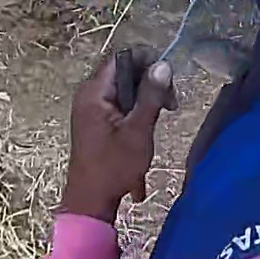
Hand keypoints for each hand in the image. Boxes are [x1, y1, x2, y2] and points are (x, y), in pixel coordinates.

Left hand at [63, 49, 175, 222]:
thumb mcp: (138, 130)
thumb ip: (150, 96)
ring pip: (123, 88)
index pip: (121, 58)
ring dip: (145, 96)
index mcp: (94, 92)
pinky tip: (147, 124)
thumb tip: (163, 65)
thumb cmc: (114, 166)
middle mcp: (88, 94)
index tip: (168, 77)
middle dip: (149, 81)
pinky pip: (118, 102)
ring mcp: (90, 107)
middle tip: (170, 102)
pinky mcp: (95, 120)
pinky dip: (135, 108)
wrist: (90, 200)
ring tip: (164, 113)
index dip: (146, 60)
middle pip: (123, 71)